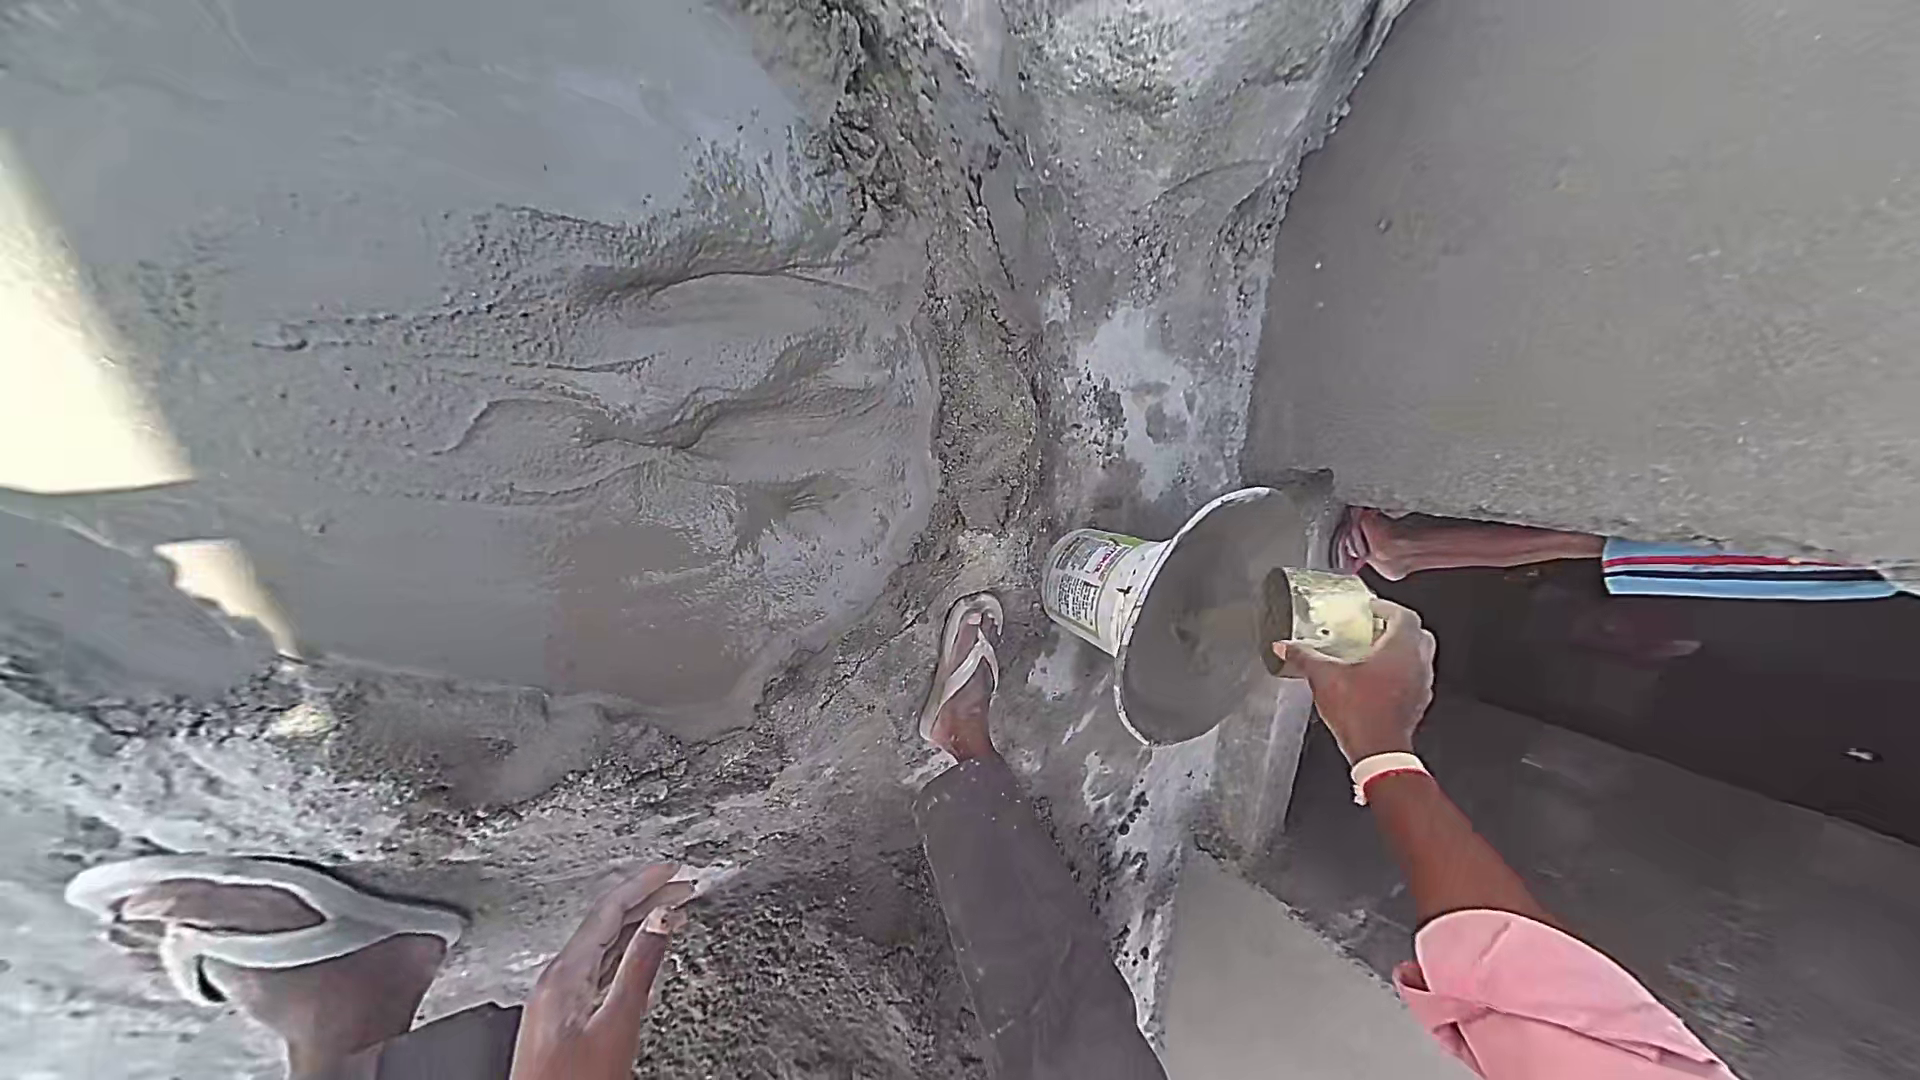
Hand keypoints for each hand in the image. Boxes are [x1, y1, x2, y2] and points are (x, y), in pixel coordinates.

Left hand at [509, 864, 695, 1079]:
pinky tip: (647, 952)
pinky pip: (602, 965)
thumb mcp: (616, 1024)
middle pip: (607, 921)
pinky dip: (630, 949)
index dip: (644, 883)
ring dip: (642, 923)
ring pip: (606, 942)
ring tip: (675, 912)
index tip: (673, 869)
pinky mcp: (565, 1016)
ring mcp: (558, 999)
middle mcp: (556, 980)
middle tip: (684, 886)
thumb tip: (662, 916)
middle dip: (648, 899)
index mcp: (564, 974)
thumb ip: (640, 965)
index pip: (609, 909)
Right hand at [1275, 598, 1435, 762]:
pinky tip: (1373, 676)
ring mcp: (1421, 685)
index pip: (1405, 616)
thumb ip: (1303, 656)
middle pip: (1418, 634)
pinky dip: (1398, 669)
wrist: (1377, 749)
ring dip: (1398, 648)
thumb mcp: (1323, 677)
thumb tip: (1284, 646)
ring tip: (1370, 649)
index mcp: (1399, 651)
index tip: (1370, 607)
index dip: (1387, 607)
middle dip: (1396, 626)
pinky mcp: (1418, 702)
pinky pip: (1413, 676)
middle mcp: (1417, 665)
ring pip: (1418, 656)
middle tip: (1372, 625)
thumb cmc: (1359, 712)